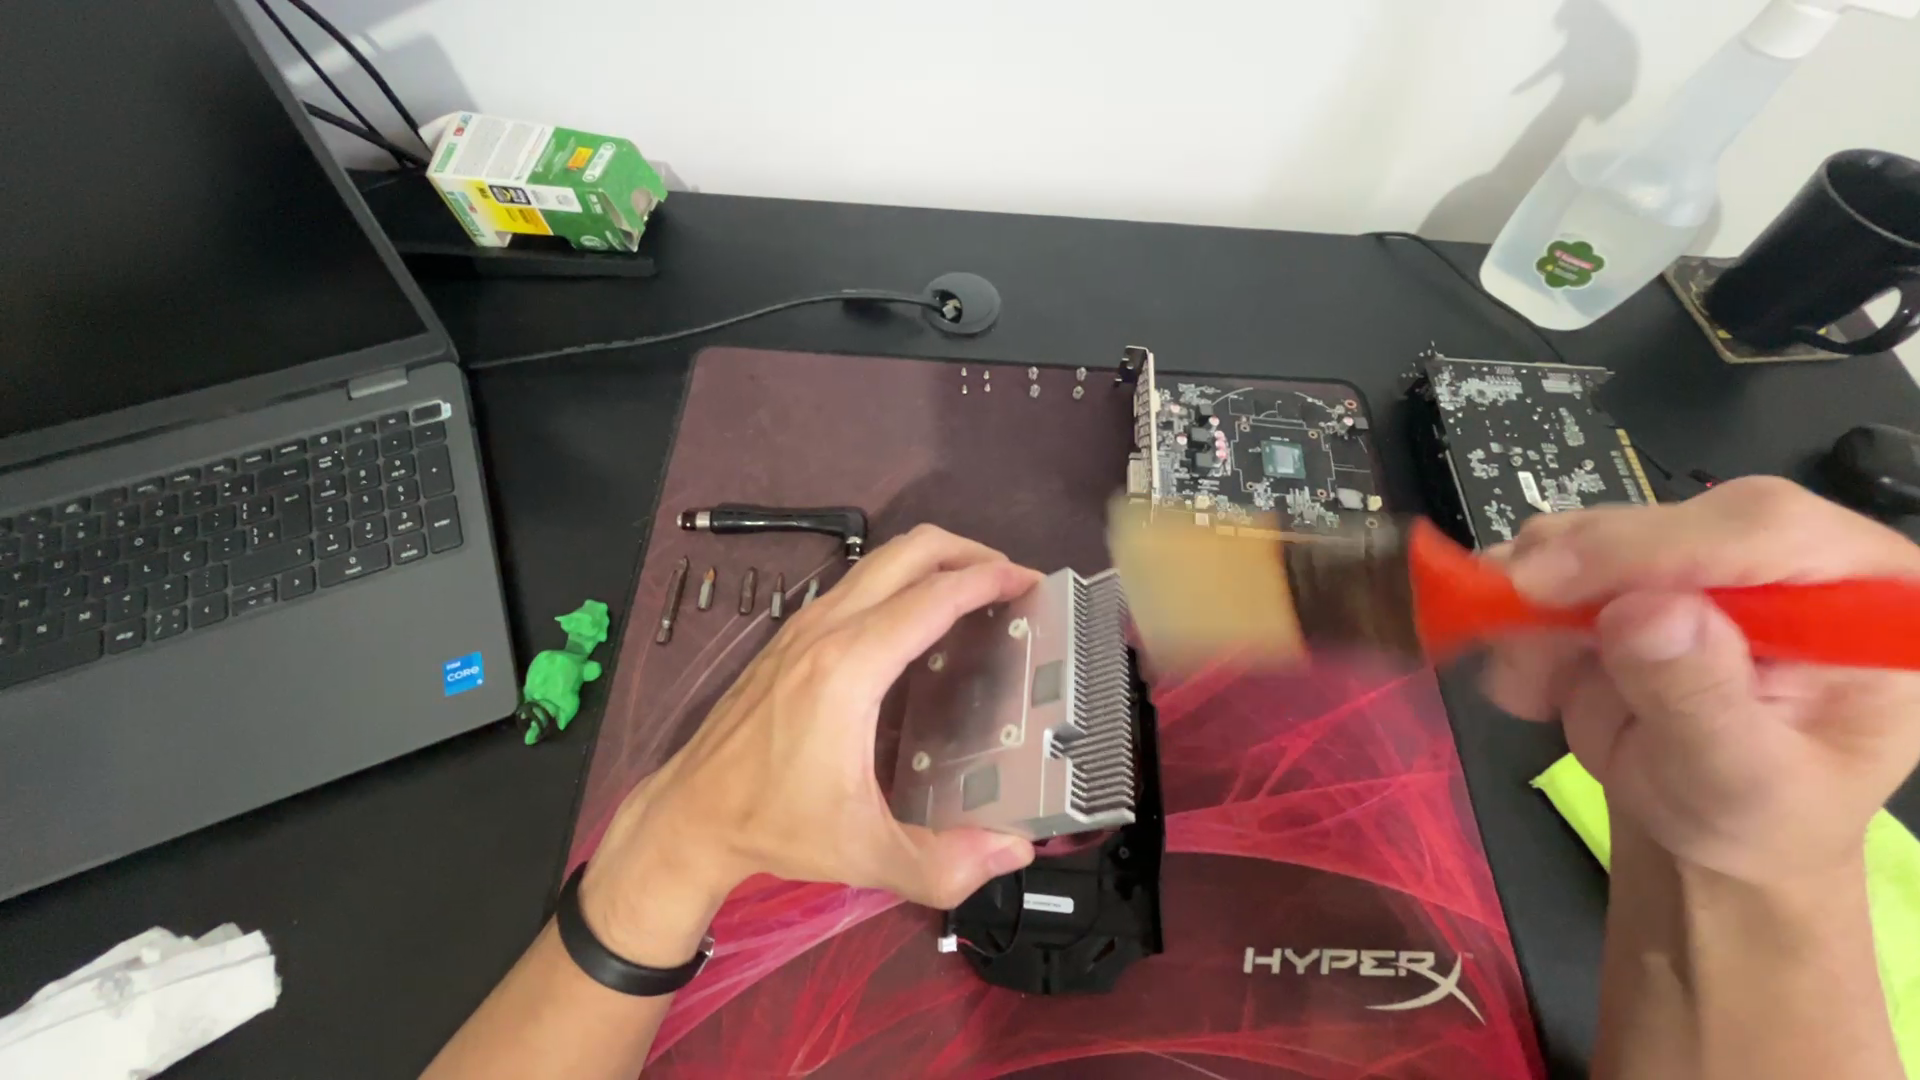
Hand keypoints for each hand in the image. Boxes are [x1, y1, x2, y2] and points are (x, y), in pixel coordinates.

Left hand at [580, 526, 1040, 957]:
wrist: (691, 812)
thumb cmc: (776, 825)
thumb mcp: (865, 854)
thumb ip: (945, 862)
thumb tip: (1015, 849)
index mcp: (849, 667)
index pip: (933, 597)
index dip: (988, 581)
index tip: (1030, 582)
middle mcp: (828, 628)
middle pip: (909, 551)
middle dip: (968, 552)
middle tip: (1009, 581)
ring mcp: (805, 622)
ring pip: (882, 558)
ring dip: (935, 561)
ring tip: (976, 593)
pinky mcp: (793, 631)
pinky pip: (861, 581)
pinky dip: (903, 579)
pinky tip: (921, 619)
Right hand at [1482, 476, 1919, 882]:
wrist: (1697, 827)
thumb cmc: (1753, 814)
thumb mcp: (1741, 778)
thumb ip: (1700, 697)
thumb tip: (1648, 611)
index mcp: (1859, 599)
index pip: (1761, 530)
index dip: (1647, 545)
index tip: (1545, 583)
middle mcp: (1774, 563)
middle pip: (1657, 520)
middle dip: (1569, 571)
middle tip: (1501, 618)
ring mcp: (1684, 566)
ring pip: (1581, 537)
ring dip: (1528, 602)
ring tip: (1530, 682)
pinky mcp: (1612, 582)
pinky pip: (1537, 568)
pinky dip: (1511, 617)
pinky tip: (1529, 678)